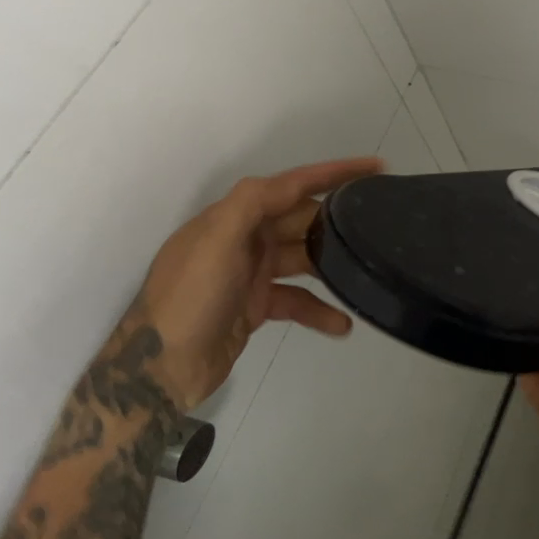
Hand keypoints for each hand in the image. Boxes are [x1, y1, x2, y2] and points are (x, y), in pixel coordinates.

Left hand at [128, 157, 381, 411]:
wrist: (159, 372)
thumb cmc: (189, 299)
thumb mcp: (216, 241)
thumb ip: (251, 204)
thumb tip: (293, 182)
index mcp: (234, 218)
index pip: (291, 184)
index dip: (332, 173)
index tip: (374, 166)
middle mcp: (244, 240)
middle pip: (302, 219)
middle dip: (337, 220)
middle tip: (379, 223)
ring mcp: (250, 274)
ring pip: (304, 259)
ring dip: (332, 266)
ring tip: (367, 271)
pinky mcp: (256, 307)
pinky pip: (297, 299)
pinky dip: (319, 309)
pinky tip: (343, 323)